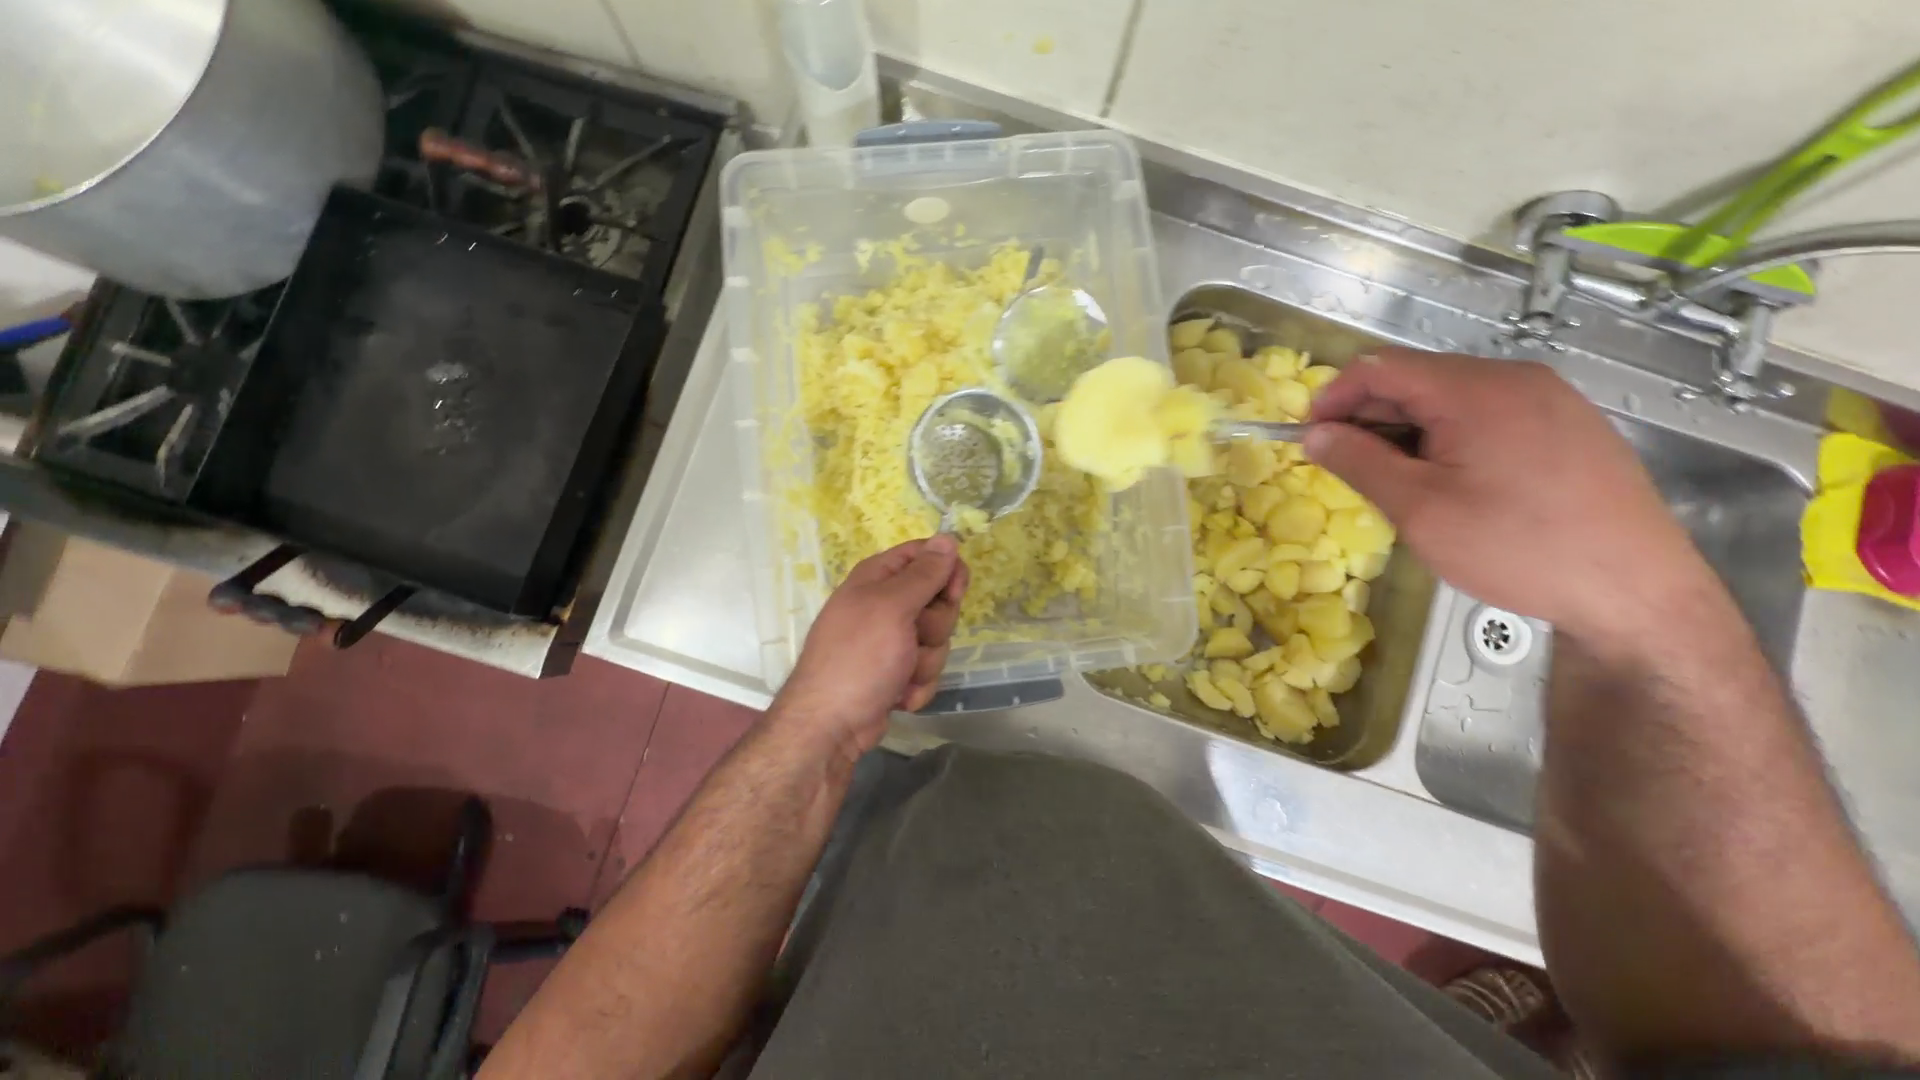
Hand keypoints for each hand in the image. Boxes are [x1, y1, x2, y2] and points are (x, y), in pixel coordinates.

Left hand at [772, 534, 968, 753]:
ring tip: (899, 673)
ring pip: (937, 640)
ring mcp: (891, 641)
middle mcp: (884, 605)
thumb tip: (947, 538)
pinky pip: (928, 670)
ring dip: (925, 662)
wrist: (831, 725)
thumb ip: (924, 573)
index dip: (945, 571)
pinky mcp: (897, 673)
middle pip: (939, 601)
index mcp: (877, 578)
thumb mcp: (892, 607)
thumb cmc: (858, 658)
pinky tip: (896, 695)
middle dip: (934, 626)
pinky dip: (916, 686)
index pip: (926, 555)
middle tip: (913, 637)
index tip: (952, 591)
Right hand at [1304, 349, 1712, 643]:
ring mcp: (1552, 401)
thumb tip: (1316, 435)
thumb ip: (1360, 463)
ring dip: (1410, 431)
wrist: (1634, 589)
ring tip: (1397, 482)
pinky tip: (1451, 483)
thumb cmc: (1515, 546)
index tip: (1309, 436)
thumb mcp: (1420, 509)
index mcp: (1475, 389)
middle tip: (1347, 466)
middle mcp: (1516, 379)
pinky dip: (1452, 439)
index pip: (1381, 367)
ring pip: (1455, 400)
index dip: (1335, 396)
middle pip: (1419, 380)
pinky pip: (1492, 417)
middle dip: (1371, 417)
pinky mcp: (1572, 428)